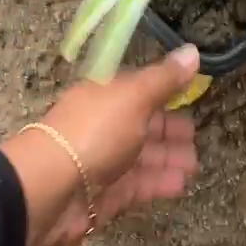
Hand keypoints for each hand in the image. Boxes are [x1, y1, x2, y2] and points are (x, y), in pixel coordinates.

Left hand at [0, 46, 200, 245]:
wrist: (50, 189)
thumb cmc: (93, 131)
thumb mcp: (134, 96)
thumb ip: (165, 78)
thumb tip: (194, 50)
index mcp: (105, 97)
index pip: (139, 91)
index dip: (165, 94)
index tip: (191, 98)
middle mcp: (104, 127)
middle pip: (142, 126)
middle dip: (169, 131)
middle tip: (196, 139)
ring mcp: (104, 162)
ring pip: (142, 158)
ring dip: (168, 159)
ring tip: (195, 165)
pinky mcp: (105, 196)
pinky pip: (137, 186)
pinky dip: (159, 183)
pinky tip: (181, 184)